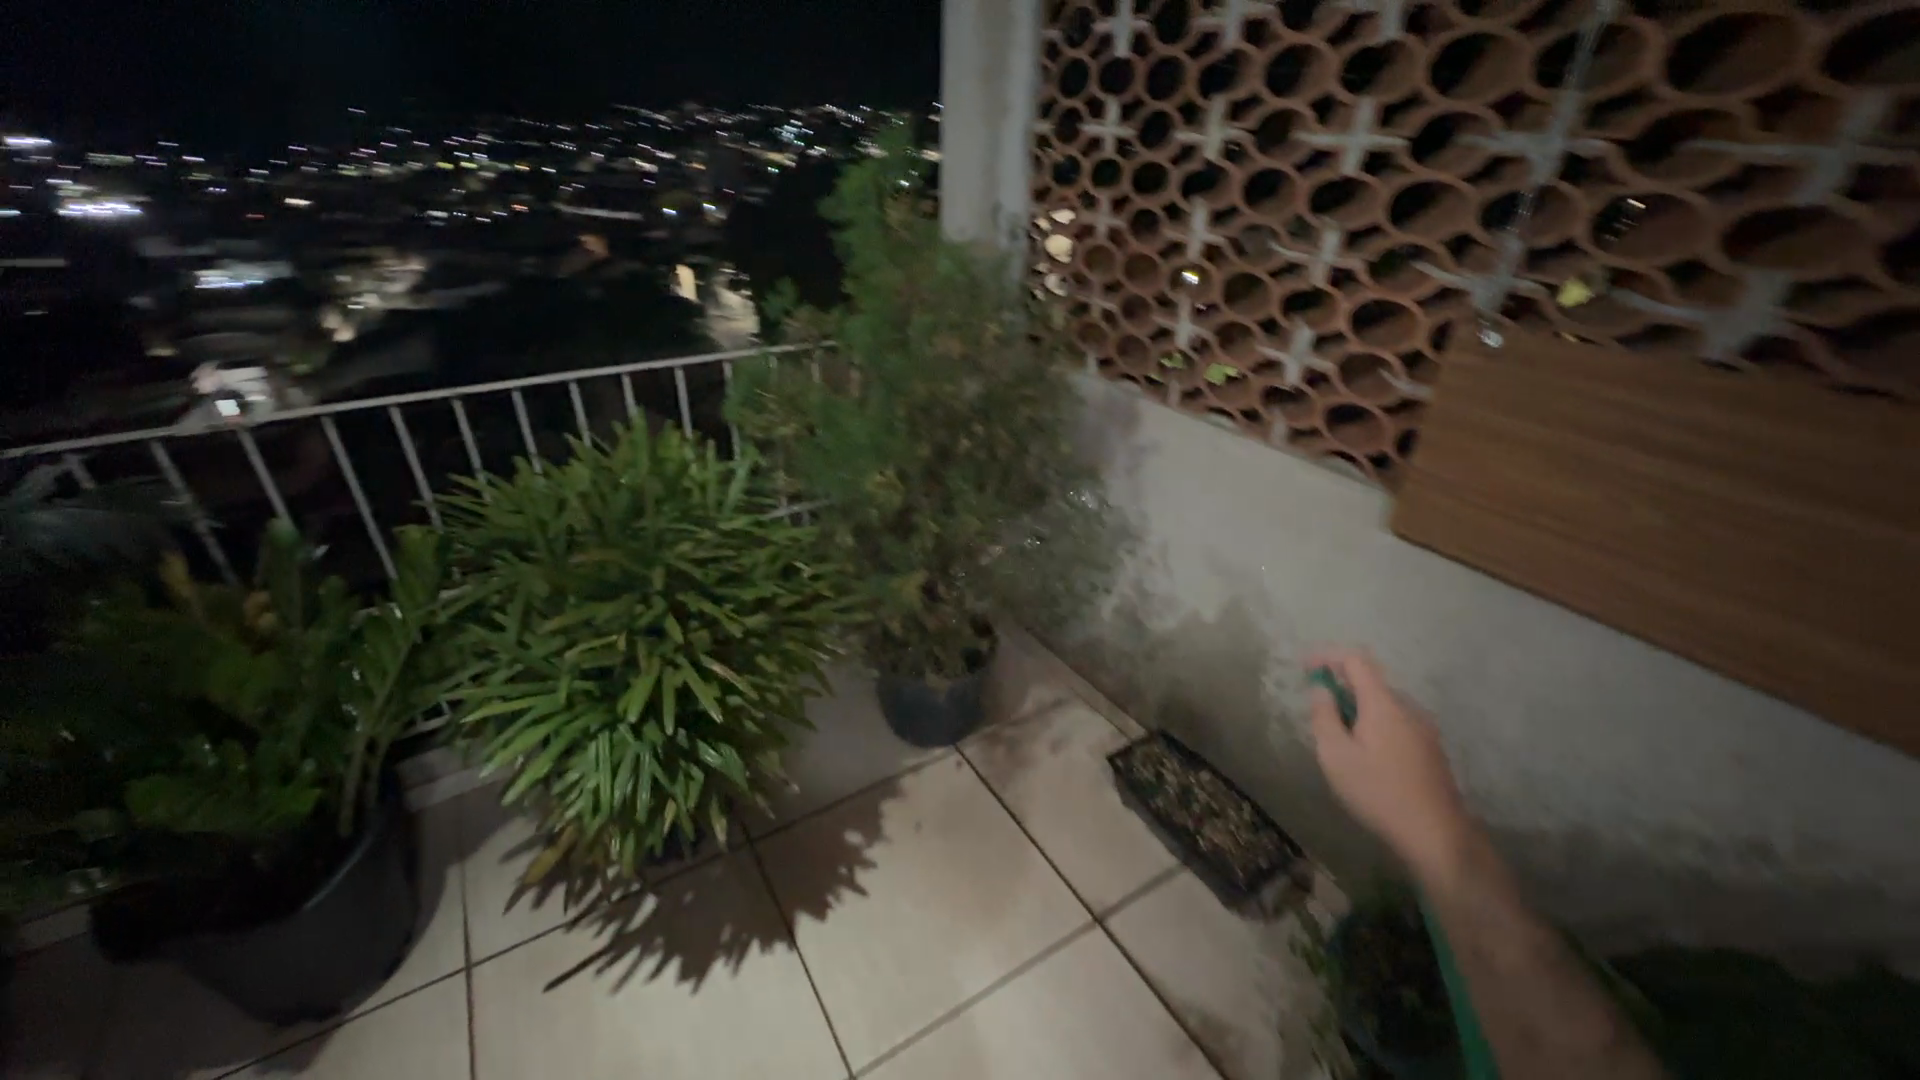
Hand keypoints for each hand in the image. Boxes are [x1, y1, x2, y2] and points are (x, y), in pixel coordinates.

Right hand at [1306, 649, 1471, 875]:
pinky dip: (1375, 724)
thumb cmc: (1378, 791)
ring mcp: (1424, 728)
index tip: (1305, 668)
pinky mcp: (1431, 748)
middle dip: (1341, 687)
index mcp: (1383, 704)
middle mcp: (1408, 708)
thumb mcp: (1335, 755)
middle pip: (1371, 682)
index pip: (1356, 660)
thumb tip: (1321, 690)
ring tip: (1340, 740)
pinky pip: (1397, 722)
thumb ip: (1324, 716)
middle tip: (1319, 713)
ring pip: (1384, 704)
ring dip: (1358, 709)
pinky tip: (1366, 756)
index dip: (1328, 657)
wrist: (1436, 833)